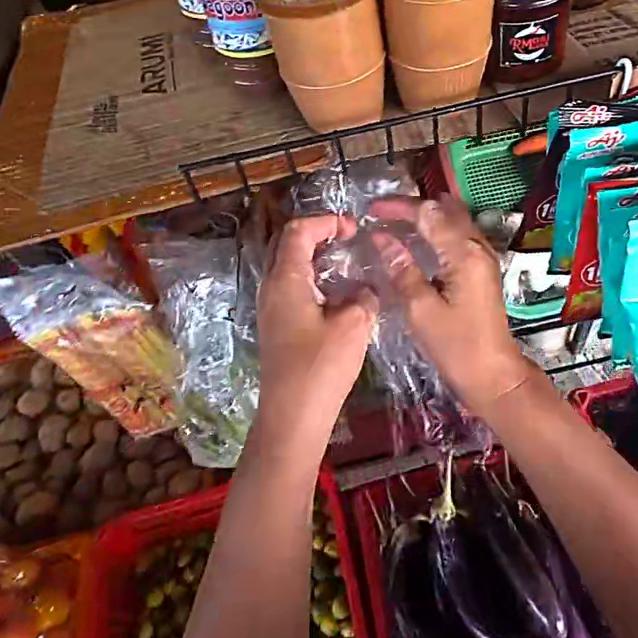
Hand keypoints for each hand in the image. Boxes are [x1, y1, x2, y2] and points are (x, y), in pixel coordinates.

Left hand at [255, 215, 375, 440]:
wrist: (292, 416)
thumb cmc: (320, 367)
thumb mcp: (353, 326)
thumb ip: (363, 298)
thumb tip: (365, 291)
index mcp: (286, 279)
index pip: (299, 231)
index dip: (326, 221)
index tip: (353, 228)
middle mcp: (272, 288)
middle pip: (288, 245)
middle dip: (317, 234)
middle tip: (348, 238)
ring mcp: (271, 308)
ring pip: (290, 268)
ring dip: (316, 258)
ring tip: (347, 263)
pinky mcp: (278, 327)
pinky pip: (294, 289)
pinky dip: (315, 280)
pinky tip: (339, 296)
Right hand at [366, 198, 538, 415]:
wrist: (494, 375)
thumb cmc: (456, 346)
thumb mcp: (421, 310)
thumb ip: (402, 270)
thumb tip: (381, 238)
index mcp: (464, 254)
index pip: (429, 216)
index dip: (399, 208)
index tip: (371, 209)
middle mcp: (478, 248)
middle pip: (445, 212)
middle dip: (413, 207)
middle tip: (382, 210)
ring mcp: (484, 259)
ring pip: (455, 222)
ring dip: (428, 216)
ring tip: (398, 217)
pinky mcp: (483, 271)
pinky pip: (460, 237)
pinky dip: (439, 230)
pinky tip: (423, 238)